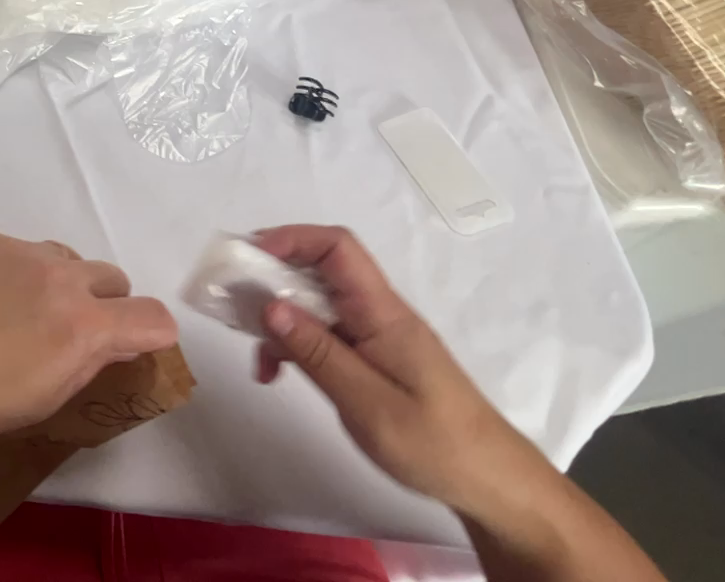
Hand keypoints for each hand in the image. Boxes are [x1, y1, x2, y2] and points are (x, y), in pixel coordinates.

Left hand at [0, 232, 176, 455]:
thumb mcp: (50, 397)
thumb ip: (95, 360)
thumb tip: (122, 339)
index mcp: (83, 326)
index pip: (154, 317)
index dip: (152, 336)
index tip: (133, 348)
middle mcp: (61, 277)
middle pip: (115, 278)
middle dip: (107, 306)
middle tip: (70, 334)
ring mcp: (21, 251)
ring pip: (69, 259)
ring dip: (65, 283)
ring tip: (25, 314)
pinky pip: (26, 250)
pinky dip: (22, 272)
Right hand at [251, 225, 548, 515]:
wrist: (493, 486)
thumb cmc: (436, 443)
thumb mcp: (368, 404)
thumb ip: (317, 353)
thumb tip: (269, 304)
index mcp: (381, 312)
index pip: (337, 247)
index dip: (291, 238)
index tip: (249, 256)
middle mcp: (375, 312)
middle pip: (316, 269)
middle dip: (269, 275)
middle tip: (230, 298)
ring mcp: (371, 334)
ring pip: (311, 302)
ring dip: (274, 317)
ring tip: (249, 346)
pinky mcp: (367, 356)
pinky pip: (319, 333)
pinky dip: (290, 345)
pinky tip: (272, 373)